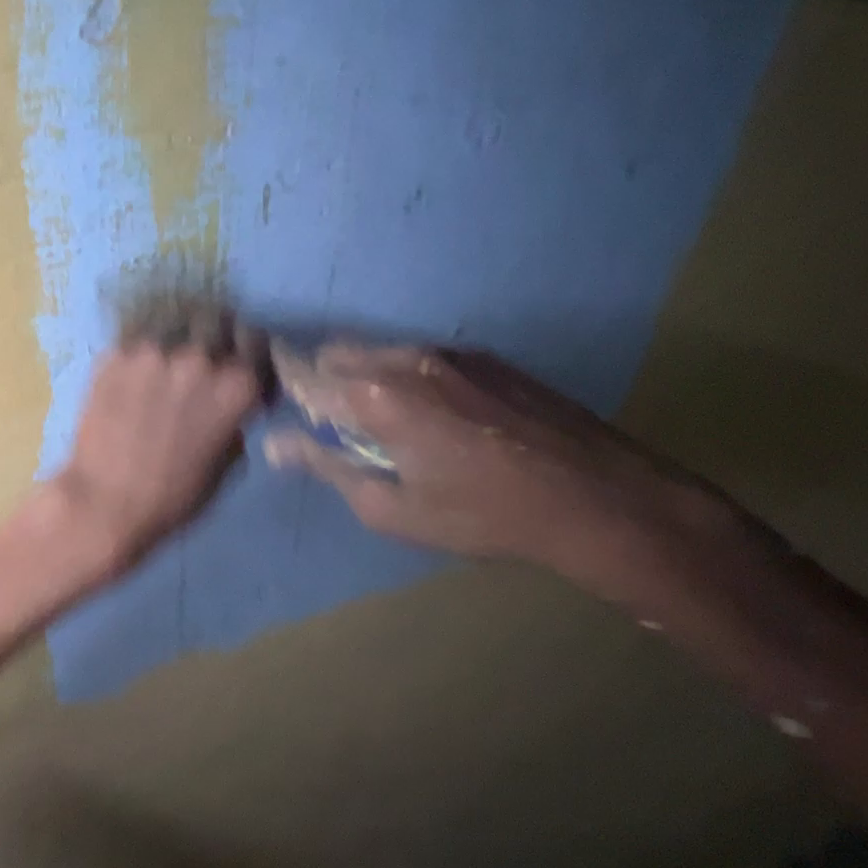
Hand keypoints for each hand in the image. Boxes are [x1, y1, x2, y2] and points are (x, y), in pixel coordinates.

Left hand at [53, 337, 264, 574]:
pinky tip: (140, 349)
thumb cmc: (172, 497)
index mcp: (236, 387)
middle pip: (217, 319)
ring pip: (175, 314)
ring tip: (171, 340)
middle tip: (205, 350)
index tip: (242, 367)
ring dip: (179, 326)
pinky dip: (143, 334)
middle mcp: (199, 358)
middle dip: (217, 332)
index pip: (257, 343)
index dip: (252, 354)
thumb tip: (229, 408)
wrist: (104, 502)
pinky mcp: (115, 353)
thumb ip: (234, 424)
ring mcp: (153, 350)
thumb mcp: (226, 467)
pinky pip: (136, 328)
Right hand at [264, 342, 732, 569]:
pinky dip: (405, 377)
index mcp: (374, 397)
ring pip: (379, 352)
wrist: (595, 498)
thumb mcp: (392, 509)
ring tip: (387, 423)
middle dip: (323, 380)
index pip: (303, 373)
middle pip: (336, 352)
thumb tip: (278, 445)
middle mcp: (404, 360)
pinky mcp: (484, 357)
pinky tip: (435, 418)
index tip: (271, 393)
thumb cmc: (481, 514)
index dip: (281, 381)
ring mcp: (448, 353)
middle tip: (335, 425)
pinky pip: (419, 357)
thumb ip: (328, 469)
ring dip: (365, 377)